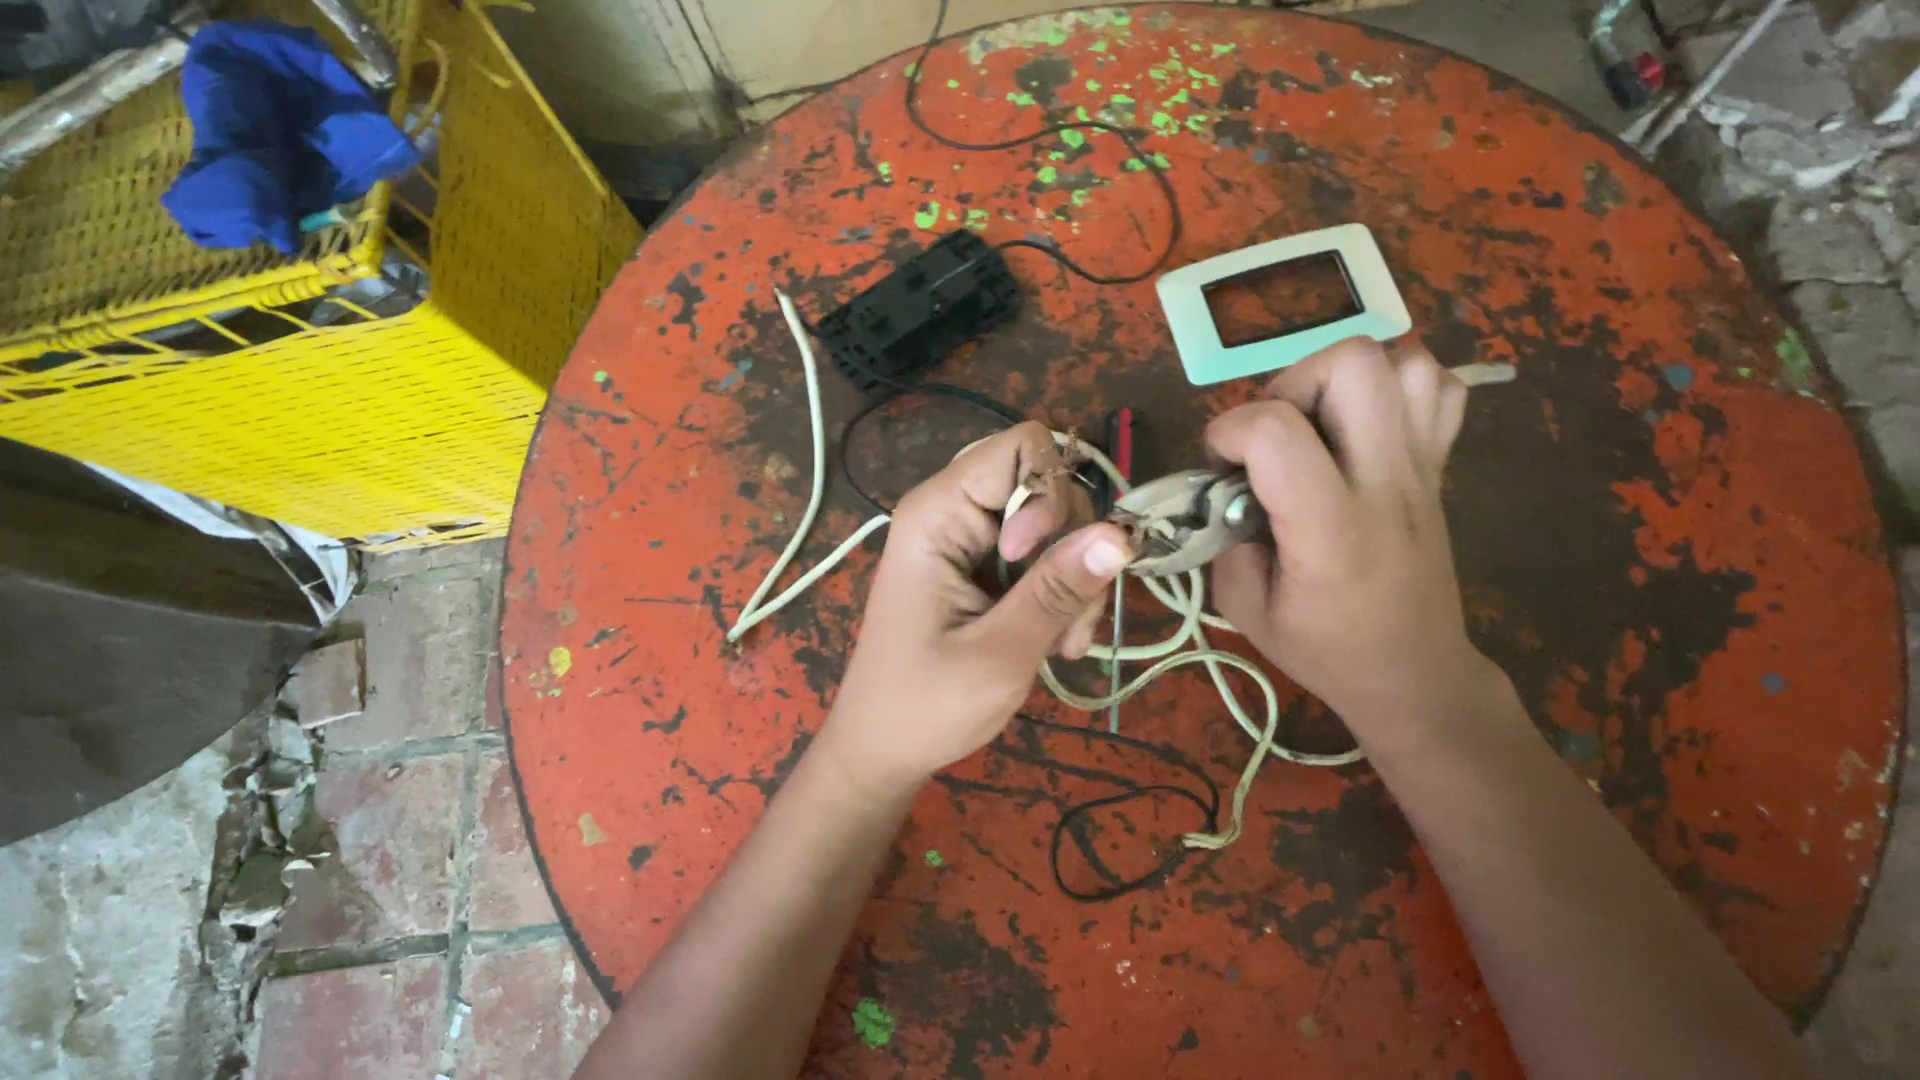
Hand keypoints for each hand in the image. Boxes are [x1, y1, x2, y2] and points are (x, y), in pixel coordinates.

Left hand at [820, 422, 1132, 792]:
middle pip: (1049, 486)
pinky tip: (1059, 644)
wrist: (885, 749)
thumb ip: (1058, 591)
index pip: (1021, 447)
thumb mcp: (999, 653)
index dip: (1049, 493)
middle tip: (1067, 616)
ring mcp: (974, 540)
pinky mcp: (988, 568)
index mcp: (937, 514)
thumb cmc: (924, 707)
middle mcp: (955, 512)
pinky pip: (1047, 558)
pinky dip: (1063, 596)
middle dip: (1072, 546)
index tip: (1031, 556)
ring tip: (1063, 644)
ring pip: (1059, 526)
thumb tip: (1122, 535)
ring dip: (1075, 581)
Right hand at [1207, 337, 1494, 727]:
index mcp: (1331, 528)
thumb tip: (1226, 489)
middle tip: (1274, 437)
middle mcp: (1384, 483)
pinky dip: (1396, 389)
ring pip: (1401, 362)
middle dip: (1291, 385)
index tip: (1221, 470)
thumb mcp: (1245, 609)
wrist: (1414, 673)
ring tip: (1317, 429)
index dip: (1229, 432)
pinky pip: (1438, 387)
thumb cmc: (1326, 650)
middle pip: (1350, 364)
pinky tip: (1363, 429)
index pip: (1277, 431)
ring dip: (1343, 382)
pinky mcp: (1439, 466)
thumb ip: (1224, 539)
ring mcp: (1421, 468)